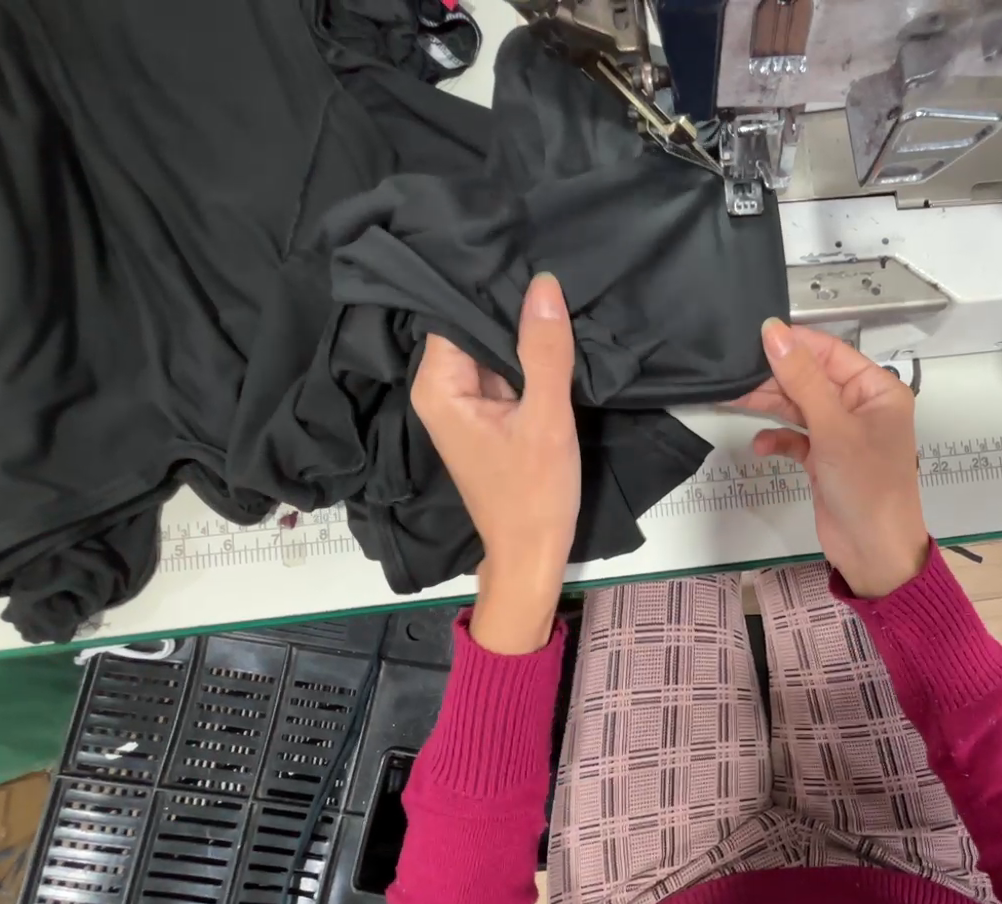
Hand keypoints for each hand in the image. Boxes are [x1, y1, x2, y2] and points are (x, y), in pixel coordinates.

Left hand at [411, 273, 580, 653]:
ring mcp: (467, 405)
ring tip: (562, 300)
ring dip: (525, 335)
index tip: (524, 253)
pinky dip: (530, 362)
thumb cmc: (534, 493)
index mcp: (438, 387)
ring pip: (494, 352)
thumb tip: (543, 284)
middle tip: (555, 273)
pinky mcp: (489, 418)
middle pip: (474, 330)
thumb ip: (544, 353)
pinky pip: (507, 375)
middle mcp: (442, 391)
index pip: (456, 313)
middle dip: (512, 308)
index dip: (491, 287)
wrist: (534, 553)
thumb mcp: (546, 420)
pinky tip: (558, 341)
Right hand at [732, 320, 929, 597]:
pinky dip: (778, 439)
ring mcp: (842, 435)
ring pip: (800, 407)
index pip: (831, 352)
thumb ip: (801, 378)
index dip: (794, 343)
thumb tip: (773, 331)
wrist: (874, 552)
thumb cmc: (866, 485)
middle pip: (812, 378)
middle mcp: (861, 407)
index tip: (753, 336)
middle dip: (776, 376)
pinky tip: (761, 444)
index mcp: (877, 390)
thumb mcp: (833, 427)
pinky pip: (797, 439)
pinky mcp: (825, 460)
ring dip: (770, 405)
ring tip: (733, 398)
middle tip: (734, 372)